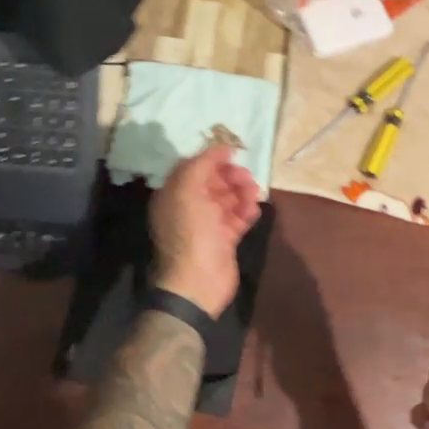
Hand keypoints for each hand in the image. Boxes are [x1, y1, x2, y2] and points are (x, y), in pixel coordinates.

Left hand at [149, 145, 261, 317]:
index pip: (193, 168)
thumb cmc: (191, 232)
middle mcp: (188, 207)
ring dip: (242, 193)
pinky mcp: (223, 240)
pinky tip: (254, 210)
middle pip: (212, 183)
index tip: (234, 154)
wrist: (198, 282)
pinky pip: (237, 219)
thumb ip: (202, 164)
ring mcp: (207, 225)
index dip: (213, 160)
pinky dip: (246, 212)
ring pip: (227, 200)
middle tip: (247, 178)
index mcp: (174, 194)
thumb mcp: (189, 190)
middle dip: (231, 176)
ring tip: (254, 193)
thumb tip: (221, 147)